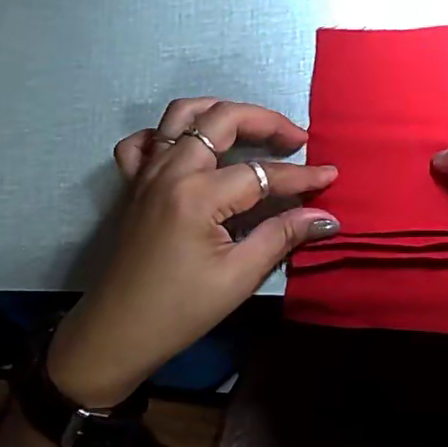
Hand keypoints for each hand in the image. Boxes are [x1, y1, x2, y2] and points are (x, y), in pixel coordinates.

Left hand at [46, 99, 338, 407]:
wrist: (117, 332)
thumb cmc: (181, 310)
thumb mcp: (239, 276)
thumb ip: (282, 235)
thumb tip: (326, 216)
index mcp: (197, 195)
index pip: (261, 172)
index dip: (301, 174)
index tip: (330, 175)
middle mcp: (170, 170)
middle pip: (222, 119)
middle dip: (265, 122)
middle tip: (296, 138)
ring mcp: (146, 173)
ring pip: (181, 115)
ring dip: (221, 113)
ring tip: (251, 129)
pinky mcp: (133, 184)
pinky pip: (145, 141)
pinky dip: (169, 133)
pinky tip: (190, 148)